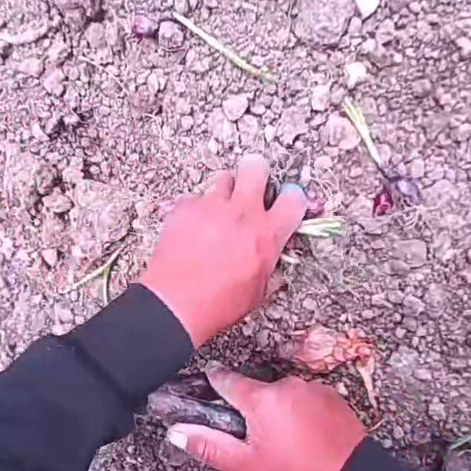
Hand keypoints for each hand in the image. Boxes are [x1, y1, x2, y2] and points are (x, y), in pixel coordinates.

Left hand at [138, 154, 304, 346]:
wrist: (176, 303)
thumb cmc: (218, 303)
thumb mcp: (258, 290)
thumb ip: (267, 264)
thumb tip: (269, 260)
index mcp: (267, 234)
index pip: (294, 198)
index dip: (293, 197)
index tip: (287, 201)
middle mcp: (242, 213)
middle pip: (256, 167)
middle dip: (256, 173)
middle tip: (252, 188)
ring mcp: (212, 207)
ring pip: (223, 177)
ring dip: (226, 190)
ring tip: (221, 210)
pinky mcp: (185, 208)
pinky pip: (195, 197)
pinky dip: (197, 208)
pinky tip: (194, 226)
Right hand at [168, 370, 364, 470]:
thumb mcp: (246, 466)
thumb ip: (209, 446)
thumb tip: (177, 432)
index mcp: (261, 399)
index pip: (226, 379)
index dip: (214, 382)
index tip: (207, 381)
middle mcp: (287, 385)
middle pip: (257, 392)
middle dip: (253, 410)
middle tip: (258, 440)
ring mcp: (311, 388)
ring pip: (283, 396)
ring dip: (279, 412)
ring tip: (287, 444)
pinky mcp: (331, 395)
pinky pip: (306, 399)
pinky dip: (301, 413)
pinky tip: (306, 437)